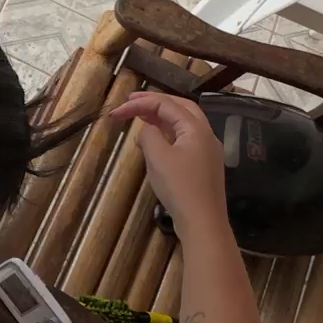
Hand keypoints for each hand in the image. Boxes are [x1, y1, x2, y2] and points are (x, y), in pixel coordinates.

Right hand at [108, 92, 228, 236]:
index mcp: (195, 128)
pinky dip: (167, 131)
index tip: (115, 113)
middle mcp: (205, 134)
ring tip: (139, 117)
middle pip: (181, 107)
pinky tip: (154, 140)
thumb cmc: (179, 186)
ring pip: (184, 122)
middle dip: (155, 102)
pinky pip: (184, 138)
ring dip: (161, 116)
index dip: (139, 105)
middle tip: (130, 101)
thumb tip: (147, 129)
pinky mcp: (203, 163)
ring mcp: (207, 149)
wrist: (202, 220)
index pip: (166, 105)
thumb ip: (150, 135)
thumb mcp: (157, 157)